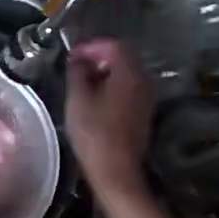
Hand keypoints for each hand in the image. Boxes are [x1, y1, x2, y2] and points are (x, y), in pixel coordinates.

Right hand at [67, 39, 187, 217]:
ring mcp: (147, 97)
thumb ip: (77, 73)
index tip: (71, 55)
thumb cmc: (95, 134)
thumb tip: (79, 59)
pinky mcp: (144, 112)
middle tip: (76, 66)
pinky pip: (129, 88)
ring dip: (106, 72)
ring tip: (82, 82)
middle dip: (99, 56)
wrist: (117, 172)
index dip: (90, 46)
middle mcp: (144, 80)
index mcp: (129, 73)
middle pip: (123, 57)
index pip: (113, 45)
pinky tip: (96, 98)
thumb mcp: (78, 100)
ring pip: (127, 73)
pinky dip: (113, 86)